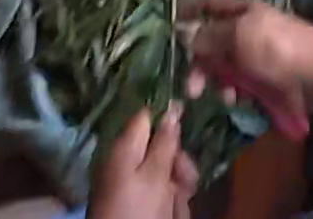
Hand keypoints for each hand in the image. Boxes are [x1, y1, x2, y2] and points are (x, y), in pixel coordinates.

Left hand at [87, 102, 197, 218]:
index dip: (171, 115)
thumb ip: (165, 140)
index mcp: (124, 146)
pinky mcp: (129, 201)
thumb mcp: (156, 176)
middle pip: (158, 143)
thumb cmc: (136, 213)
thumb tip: (173, 106)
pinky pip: (155, 188)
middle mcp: (123, 160)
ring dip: (177, 179)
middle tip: (188, 178)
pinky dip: (168, 196)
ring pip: (161, 167)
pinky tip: (174, 210)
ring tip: (183, 198)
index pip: (149, 113)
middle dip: (178, 157)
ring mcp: (125, 182)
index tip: (189, 126)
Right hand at [178, 0, 312, 136]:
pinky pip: (237, 82)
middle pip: (212, 40)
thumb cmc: (277, 47)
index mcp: (244, 10)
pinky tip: (236, 100)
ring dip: (216, 81)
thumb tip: (187, 33)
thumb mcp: (240, 35)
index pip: (212, 3)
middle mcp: (247, 28)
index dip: (192, 8)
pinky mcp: (262, 75)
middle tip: (191, 88)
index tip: (170, 17)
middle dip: (199, 62)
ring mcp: (255, 52)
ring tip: (224, 96)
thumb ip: (211, 34)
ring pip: (222, 65)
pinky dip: (233, 91)